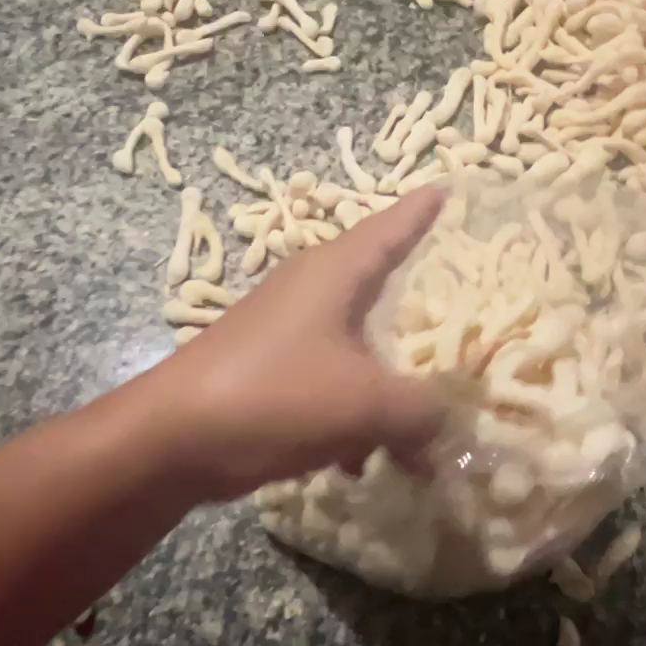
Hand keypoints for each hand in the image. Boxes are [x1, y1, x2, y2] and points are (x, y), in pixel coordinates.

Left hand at [136, 187, 449, 502]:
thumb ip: (421, 408)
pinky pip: (333, 379)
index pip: (391, 224)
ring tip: (436, 403)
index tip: (454, 187)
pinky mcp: (274, 369)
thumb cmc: (275, 393)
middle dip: (423, 296)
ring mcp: (290, 329)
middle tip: (471, 298)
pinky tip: (372, 458)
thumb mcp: (365, 402)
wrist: (174, 437)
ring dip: (393, 375)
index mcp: (336, 270)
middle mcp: (313, 288)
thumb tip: (445, 418)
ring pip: (360, 339)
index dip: (425, 208)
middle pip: (380, 280)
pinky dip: (356, 411)